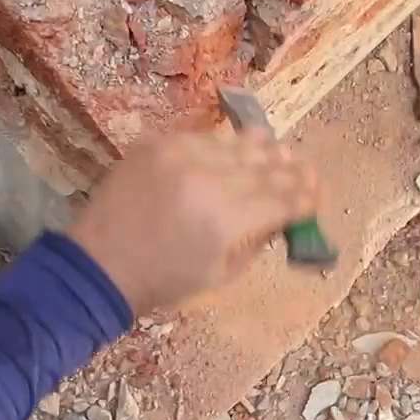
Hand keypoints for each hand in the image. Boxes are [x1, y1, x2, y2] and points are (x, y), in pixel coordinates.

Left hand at [66, 130, 323, 313]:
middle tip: (308, 172)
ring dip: (265, 151)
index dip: (306, 196)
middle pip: (267, 166)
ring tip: (282, 154)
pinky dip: (226, 146)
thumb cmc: (165, 281)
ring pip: (239, 144)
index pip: (282, 198)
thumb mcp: (222, 274)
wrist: (101, 265)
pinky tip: (239, 151)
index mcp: (226, 220)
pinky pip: (205, 137)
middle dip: (293, 171)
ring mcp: (180, 155)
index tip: (317, 195)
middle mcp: (208, 179)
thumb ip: (258, 239)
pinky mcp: (158, 143)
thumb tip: (285, 214)